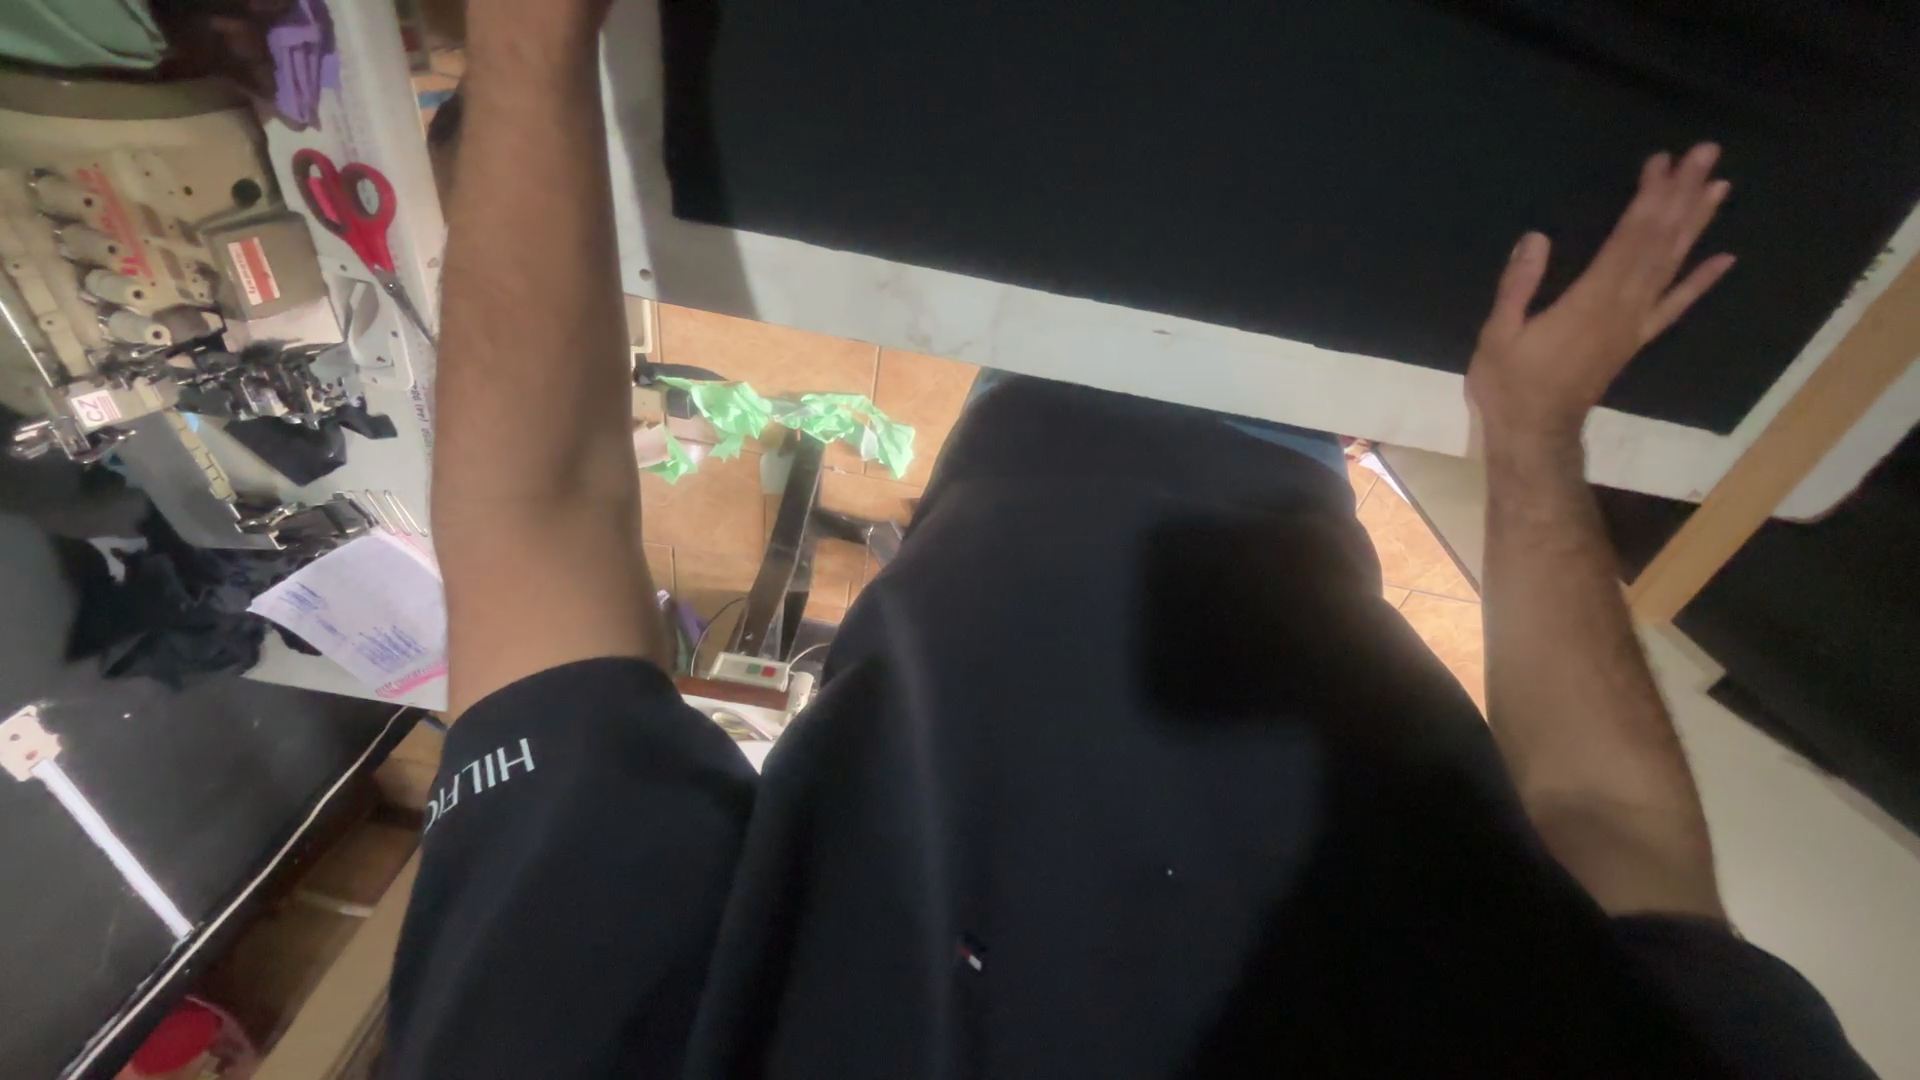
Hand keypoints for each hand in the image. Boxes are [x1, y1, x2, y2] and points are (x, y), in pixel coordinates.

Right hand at [1467, 143, 1736, 444]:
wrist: (1533, 432)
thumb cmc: (1509, 383)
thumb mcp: (1498, 333)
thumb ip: (1518, 286)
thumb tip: (1535, 238)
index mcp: (1590, 299)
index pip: (1629, 238)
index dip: (1648, 198)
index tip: (1662, 163)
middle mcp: (1623, 304)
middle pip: (1659, 243)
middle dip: (1681, 197)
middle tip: (1705, 154)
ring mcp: (1634, 323)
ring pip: (1672, 265)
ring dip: (1695, 225)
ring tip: (1717, 186)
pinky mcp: (1634, 340)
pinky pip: (1673, 306)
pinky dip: (1699, 282)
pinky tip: (1722, 259)